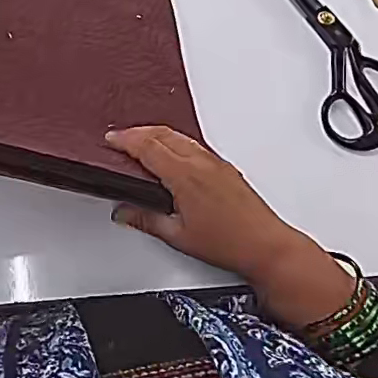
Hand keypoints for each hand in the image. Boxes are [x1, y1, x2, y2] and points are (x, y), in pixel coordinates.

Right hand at [105, 127, 354, 329]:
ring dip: (158, 134)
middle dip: (139, 131)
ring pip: (180, 137)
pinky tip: (172, 152)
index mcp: (185, 176)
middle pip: (164, 134)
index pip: (148, 147)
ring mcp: (216, 163)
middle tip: (121, 137)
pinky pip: (195, 145)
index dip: (126, 140)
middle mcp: (201, 163)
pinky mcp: (226, 168)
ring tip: (142, 141)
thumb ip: (146, 220)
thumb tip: (124, 212)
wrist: (265, 245)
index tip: (112, 139)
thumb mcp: (177, 236)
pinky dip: (176, 141)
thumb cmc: (229, 242)